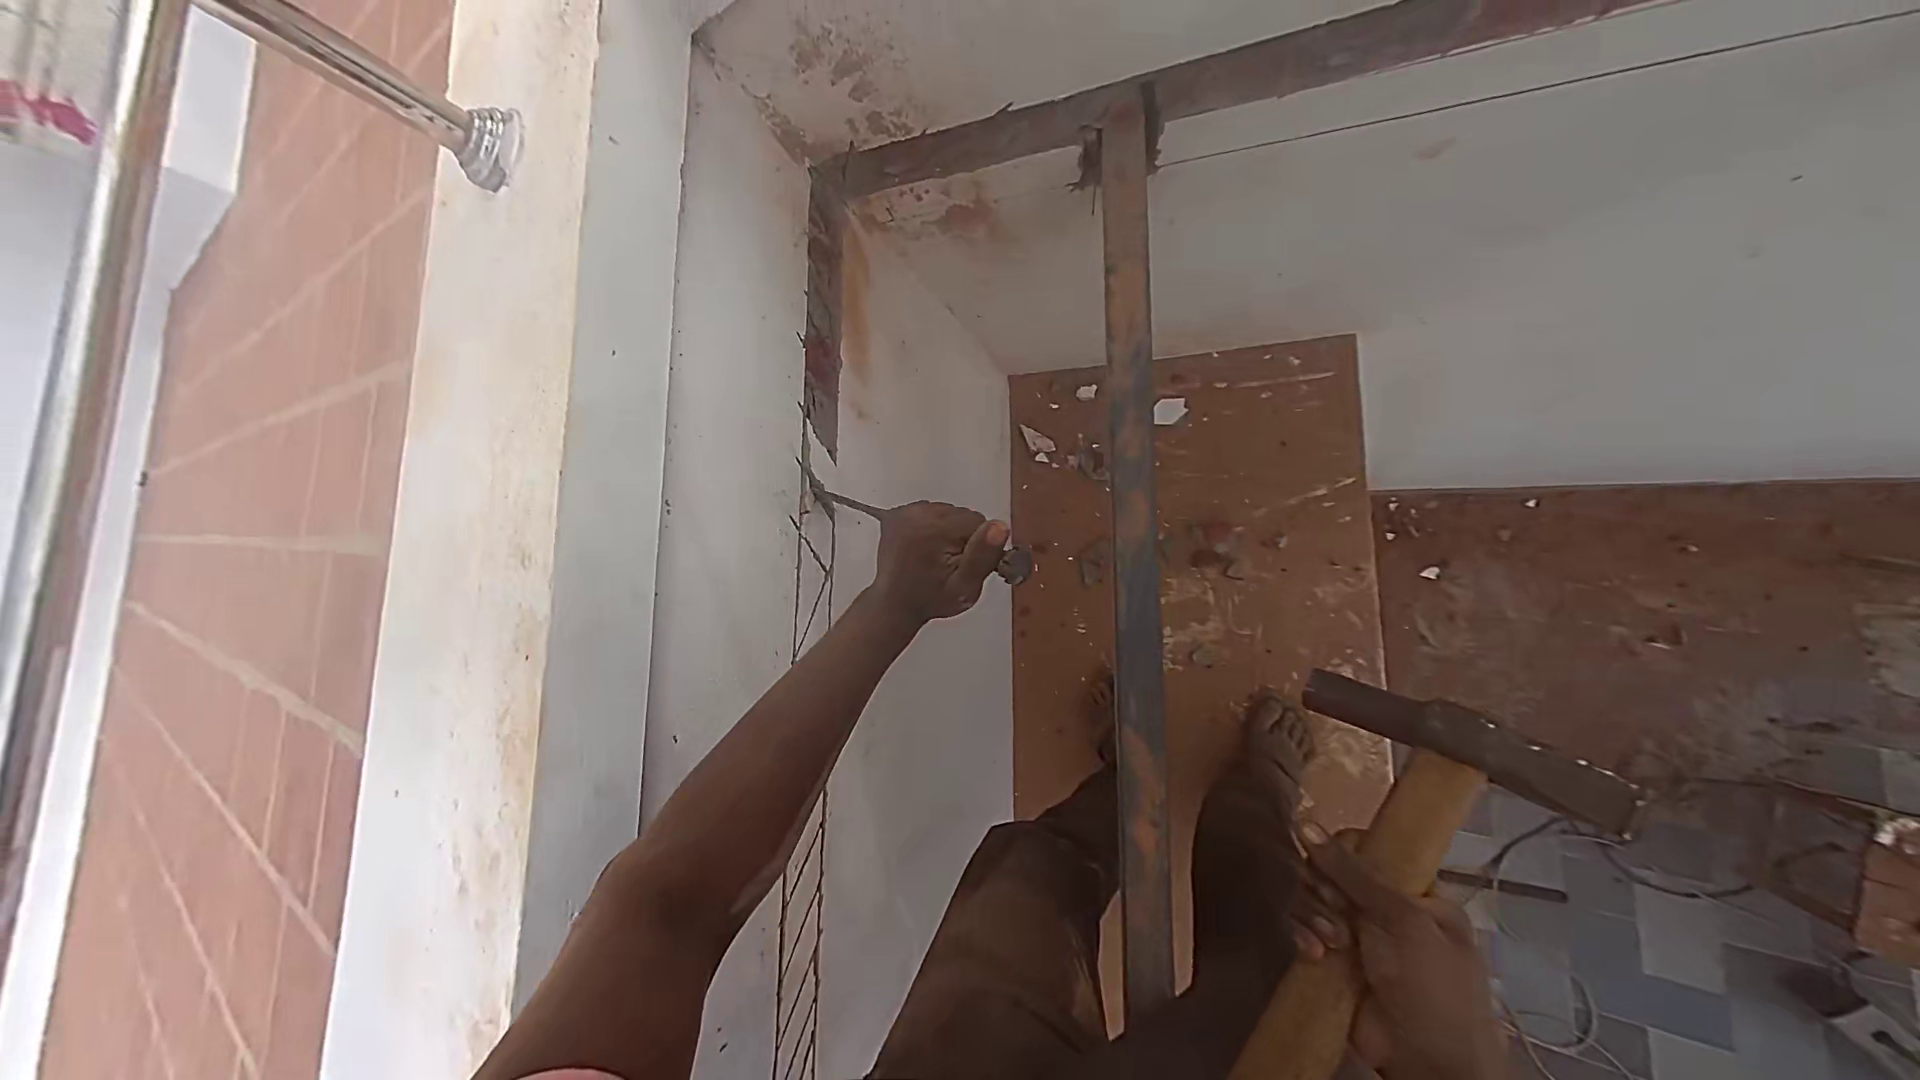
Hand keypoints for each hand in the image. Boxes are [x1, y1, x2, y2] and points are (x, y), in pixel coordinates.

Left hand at [870, 501, 1009, 622]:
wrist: (894, 604)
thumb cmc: (928, 599)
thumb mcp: (965, 587)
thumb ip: (984, 555)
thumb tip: (998, 527)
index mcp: (934, 529)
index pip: (979, 522)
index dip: (978, 546)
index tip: (963, 564)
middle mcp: (917, 514)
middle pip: (963, 514)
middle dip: (963, 537)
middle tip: (949, 563)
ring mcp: (905, 512)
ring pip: (949, 512)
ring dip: (949, 532)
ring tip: (936, 557)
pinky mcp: (899, 514)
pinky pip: (932, 512)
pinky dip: (934, 527)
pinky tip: (926, 548)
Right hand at [1301, 824, 1506, 1079]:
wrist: (1428, 1065)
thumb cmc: (1432, 987)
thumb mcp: (1400, 919)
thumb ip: (1350, 870)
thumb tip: (1303, 821)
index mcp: (1415, 892)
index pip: (1365, 848)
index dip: (1343, 853)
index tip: (1337, 869)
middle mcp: (1382, 907)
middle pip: (1329, 869)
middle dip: (1325, 888)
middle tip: (1336, 910)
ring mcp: (1356, 933)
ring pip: (1311, 896)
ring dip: (1314, 914)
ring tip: (1330, 942)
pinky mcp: (1331, 957)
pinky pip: (1302, 926)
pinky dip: (1304, 934)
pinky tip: (1315, 953)